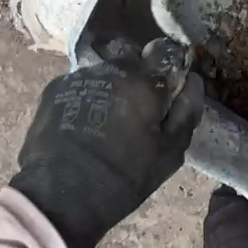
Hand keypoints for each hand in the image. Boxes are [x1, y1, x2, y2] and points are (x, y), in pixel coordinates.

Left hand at [10, 39, 205, 247]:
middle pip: (133, 61)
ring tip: (107, 122)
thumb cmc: (124, 176)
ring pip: (105, 73)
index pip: (166, 52)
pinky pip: (80, 85)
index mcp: (145, 80)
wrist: (60, 196)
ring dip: (112, 88)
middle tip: (137, 113)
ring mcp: (80, 75)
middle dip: (139, 79)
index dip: (170, 68)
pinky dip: (86, 99)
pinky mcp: (54, 89)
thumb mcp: (169, 153)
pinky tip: (82, 126)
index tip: (168, 90)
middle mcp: (113, 67)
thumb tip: (193, 81)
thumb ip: (187, 111)